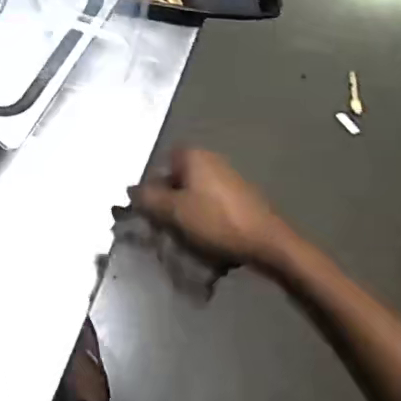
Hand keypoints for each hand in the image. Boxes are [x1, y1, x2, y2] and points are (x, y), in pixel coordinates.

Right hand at [128, 149, 295, 267]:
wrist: (270, 245)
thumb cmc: (215, 221)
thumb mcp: (172, 211)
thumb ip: (146, 198)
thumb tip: (130, 190)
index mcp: (192, 155)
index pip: (159, 167)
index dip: (152, 190)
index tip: (154, 213)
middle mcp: (210, 159)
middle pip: (176, 181)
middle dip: (169, 204)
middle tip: (168, 228)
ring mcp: (228, 177)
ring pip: (194, 195)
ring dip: (187, 215)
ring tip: (188, 238)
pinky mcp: (241, 197)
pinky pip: (212, 205)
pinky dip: (206, 219)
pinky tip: (209, 239)